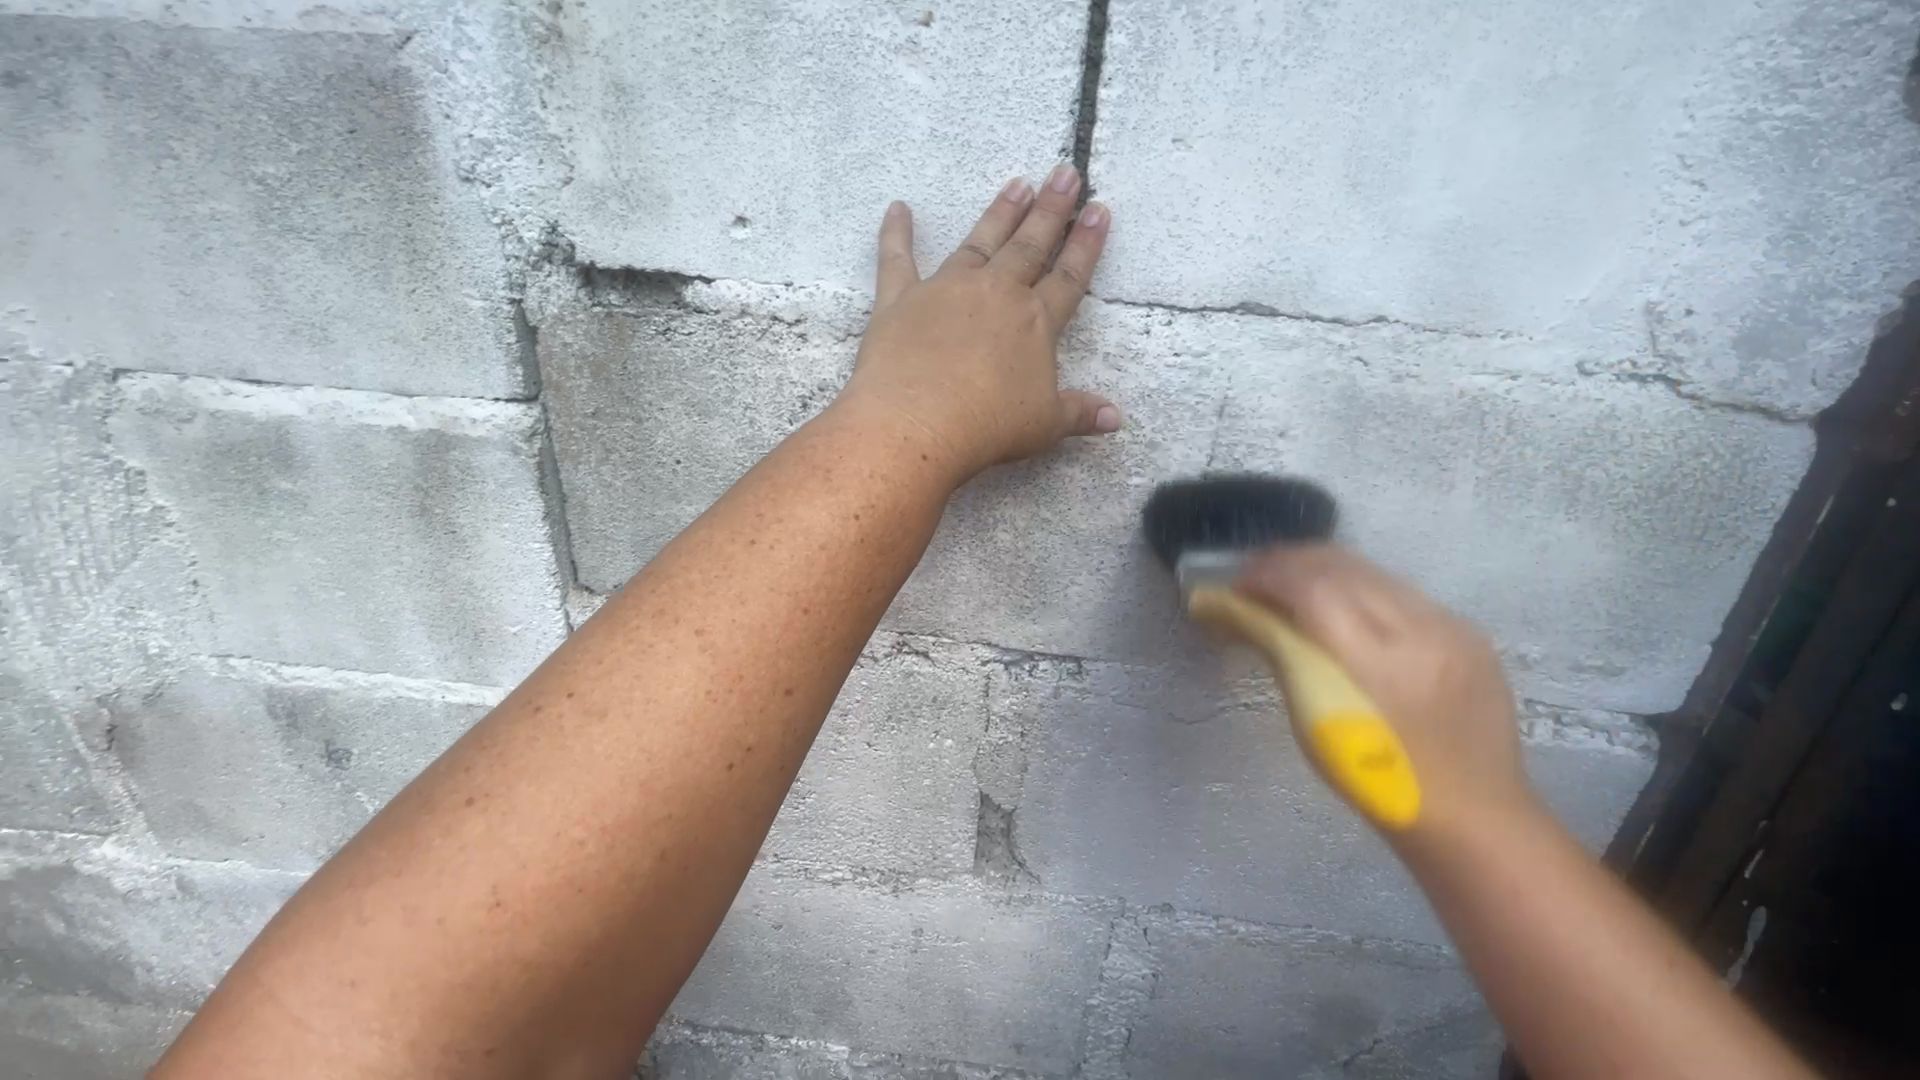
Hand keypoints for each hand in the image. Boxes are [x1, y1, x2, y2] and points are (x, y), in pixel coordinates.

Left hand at [835, 164, 1120, 480]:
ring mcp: (947, 291)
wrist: (918, 423)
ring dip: (999, 212)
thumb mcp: (1045, 424)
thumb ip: (1080, 413)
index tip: (1099, 209)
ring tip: (1017, 183)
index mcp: (1035, 322)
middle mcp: (995, 294)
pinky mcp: (901, 299)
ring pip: (979, 242)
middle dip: (1050, 209)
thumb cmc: (988, 426)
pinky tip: (898, 209)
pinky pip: (897, 259)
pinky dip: (896, 233)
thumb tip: (1117, 418)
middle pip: (1029, 245)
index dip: (1087, 244)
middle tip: (1065, 171)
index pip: (1069, 276)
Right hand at [1235, 544, 1539, 850]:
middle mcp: (1418, 630)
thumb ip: (1281, 652)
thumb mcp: (1312, 721)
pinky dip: (1360, 589)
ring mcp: (1450, 626)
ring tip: (1291, 587)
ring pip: (1372, 571)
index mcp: (1375, 663)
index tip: (1234, 584)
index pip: (1311, 588)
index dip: (1266, 575)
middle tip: (1254, 578)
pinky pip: (1401, 592)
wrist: (1472, 815)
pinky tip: (1342, 607)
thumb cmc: (1374, 782)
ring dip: (1323, 570)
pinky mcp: (1468, 630)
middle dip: (1288, 563)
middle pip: (1340, 566)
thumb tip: (1240, 610)